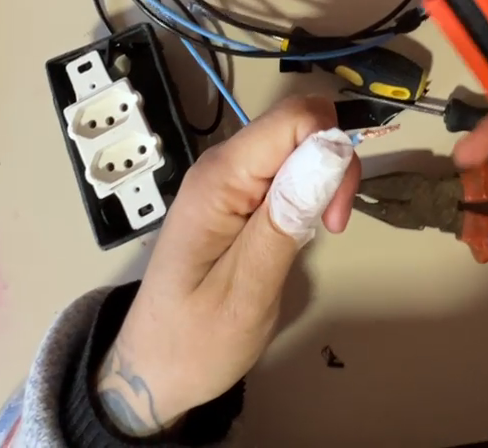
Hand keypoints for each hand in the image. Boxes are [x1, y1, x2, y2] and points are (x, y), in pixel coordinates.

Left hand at [96, 97, 359, 435]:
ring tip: (310, 238)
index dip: (332, 149)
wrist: (151, 368)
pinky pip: (283, 168)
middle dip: (331, 165)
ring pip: (296, 144)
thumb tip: (331, 151)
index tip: (336, 211)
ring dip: (321, 181)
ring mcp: (226, 176)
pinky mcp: (234, 192)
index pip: (294, 118)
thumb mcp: (248, 289)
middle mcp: (222, 163)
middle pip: (299, 125)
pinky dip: (306, 192)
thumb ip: (287, 215)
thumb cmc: (194, 340)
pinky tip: (297, 231)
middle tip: (331, 228)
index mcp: (220, 177)